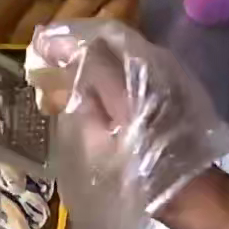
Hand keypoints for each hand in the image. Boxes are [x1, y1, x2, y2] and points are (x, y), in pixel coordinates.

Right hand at [26, 21, 228, 228]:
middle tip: (52, 48)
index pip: (89, 52)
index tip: (39, 45)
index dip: (62, 46)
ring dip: (96, 49)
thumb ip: (83, 110)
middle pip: (108, 40)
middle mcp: (147, 69)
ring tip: (72, 58)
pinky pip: (137, 60)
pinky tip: (100, 73)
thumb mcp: (99, 150)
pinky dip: (114, 61)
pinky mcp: (175, 82)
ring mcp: (165, 72)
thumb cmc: (138, 177)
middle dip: (78, 41)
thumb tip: (66, 86)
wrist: (190, 188)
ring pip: (124, 47)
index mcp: (125, 88)